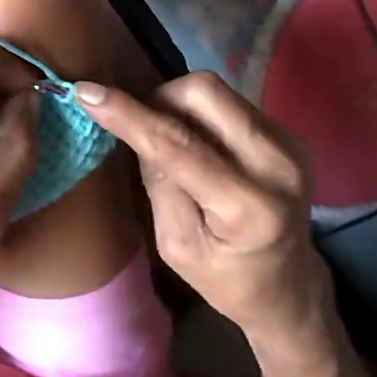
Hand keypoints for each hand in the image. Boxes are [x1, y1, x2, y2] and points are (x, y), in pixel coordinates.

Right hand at [75, 73, 343, 376]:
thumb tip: (136, 126)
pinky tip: (199, 144)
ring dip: (179, 105)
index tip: (86, 91)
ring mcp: (288, 144)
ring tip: (173, 142)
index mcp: (248, 207)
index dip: (128, 114)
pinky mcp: (287, 134)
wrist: (290, 287)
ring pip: (216, 90)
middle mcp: (278, 165)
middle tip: (143, 127)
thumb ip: (159, 183)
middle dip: (160, 98)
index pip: (177, 144)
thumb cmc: (226, 278)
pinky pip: (229, 101)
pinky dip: (199, 112)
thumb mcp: (176, 245)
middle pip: (204, 92)